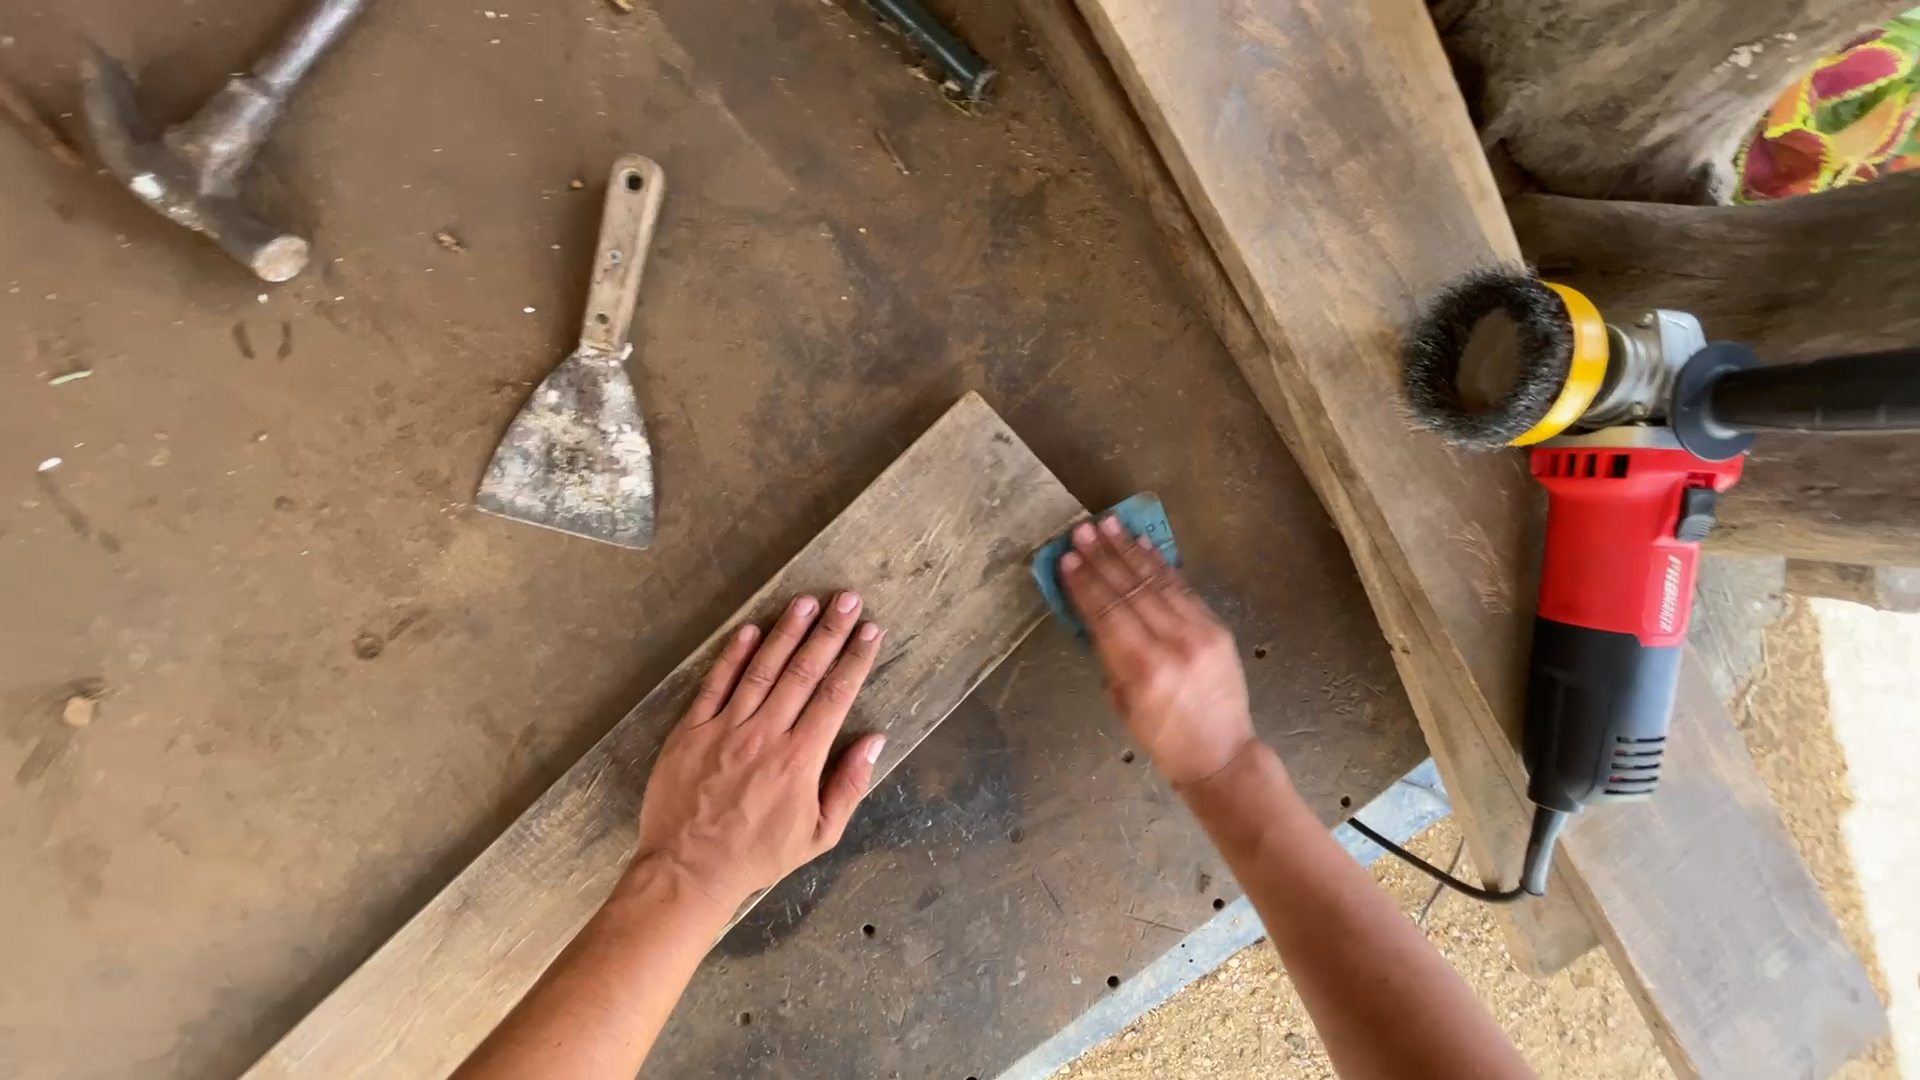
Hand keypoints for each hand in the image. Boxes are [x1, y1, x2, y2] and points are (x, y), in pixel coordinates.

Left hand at [634, 592, 887, 912]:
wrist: (687, 872)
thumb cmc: (759, 855)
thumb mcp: (819, 835)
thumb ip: (849, 785)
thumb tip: (875, 739)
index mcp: (800, 759)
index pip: (835, 696)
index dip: (855, 659)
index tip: (870, 630)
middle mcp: (765, 734)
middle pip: (803, 672)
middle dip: (829, 632)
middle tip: (846, 599)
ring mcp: (725, 728)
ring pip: (762, 669)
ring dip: (786, 632)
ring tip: (806, 602)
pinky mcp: (690, 730)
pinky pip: (715, 684)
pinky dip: (733, 655)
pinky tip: (750, 629)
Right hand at [1060, 517, 1256, 785]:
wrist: (1222, 754)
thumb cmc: (1162, 738)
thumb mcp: (1122, 702)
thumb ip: (1109, 655)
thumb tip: (1093, 613)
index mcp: (1143, 669)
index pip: (1106, 613)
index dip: (1084, 583)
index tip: (1067, 558)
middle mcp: (1172, 644)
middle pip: (1129, 590)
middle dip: (1102, 558)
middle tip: (1082, 531)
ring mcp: (1199, 632)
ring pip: (1157, 582)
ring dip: (1129, 551)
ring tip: (1110, 525)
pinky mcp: (1216, 627)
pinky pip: (1182, 588)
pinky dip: (1160, 564)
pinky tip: (1143, 544)